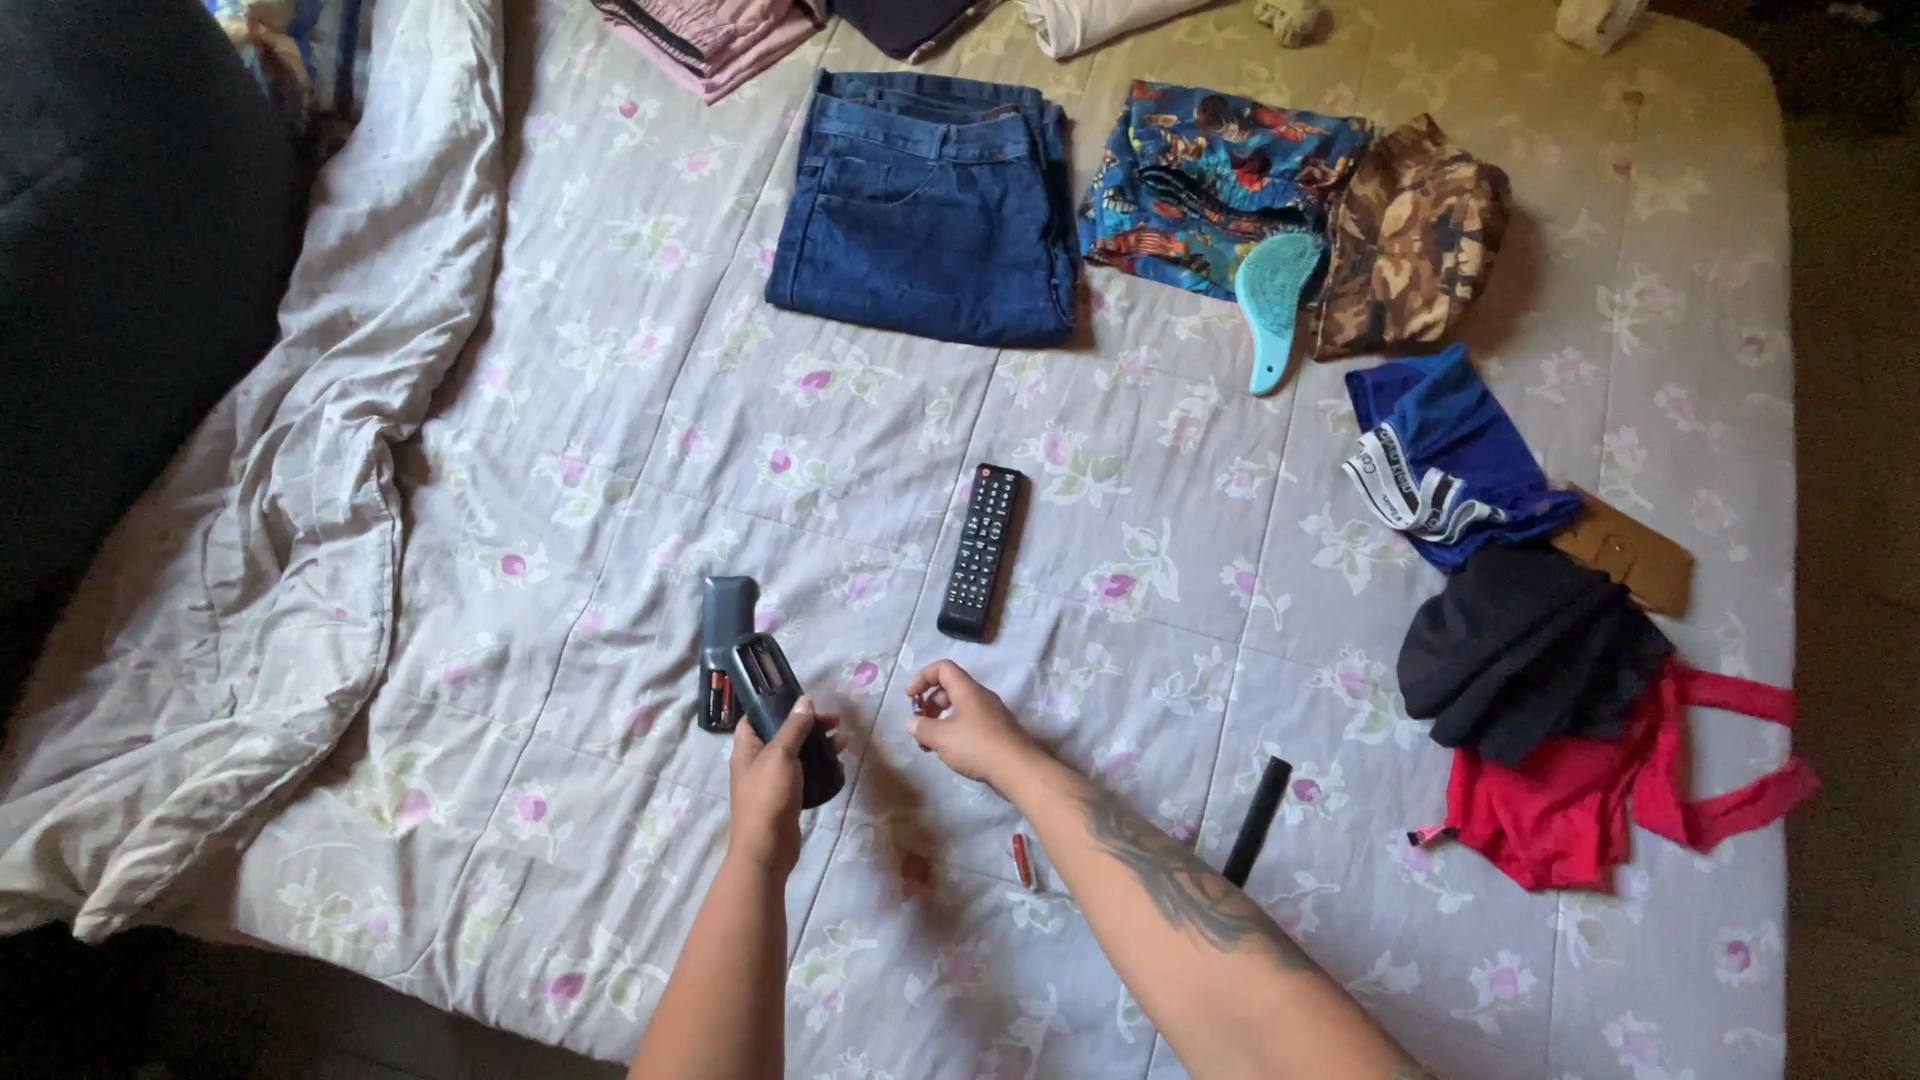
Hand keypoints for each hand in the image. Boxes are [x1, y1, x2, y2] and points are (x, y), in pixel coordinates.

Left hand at [728, 696, 842, 873]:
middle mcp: (756, 762)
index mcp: (746, 748)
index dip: (774, 705)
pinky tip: (837, 763)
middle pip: (782, 733)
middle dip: (807, 725)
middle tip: (833, 720)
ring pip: (797, 754)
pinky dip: (819, 766)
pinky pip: (804, 774)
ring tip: (843, 740)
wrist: (767, 848)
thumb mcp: (781, 754)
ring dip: (818, 745)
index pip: (754, 718)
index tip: (800, 700)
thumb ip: (793, 727)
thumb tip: (804, 700)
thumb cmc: (768, 796)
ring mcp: (771, 781)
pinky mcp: (786, 797)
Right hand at [904, 660, 1040, 787]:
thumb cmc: (977, 746)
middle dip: (929, 703)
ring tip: (929, 743)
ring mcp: (991, 714)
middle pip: (950, 688)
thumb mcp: (942, 737)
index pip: (942, 668)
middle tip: (920, 724)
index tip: (910, 697)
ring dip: (940, 720)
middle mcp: (981, 697)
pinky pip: (969, 723)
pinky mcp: (997, 732)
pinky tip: (949, 751)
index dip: (922, 677)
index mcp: (968, 690)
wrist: (1018, 769)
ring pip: (959, 708)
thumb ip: (922, 728)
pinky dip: (954, 731)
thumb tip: (913, 723)